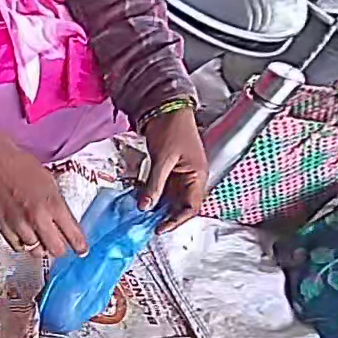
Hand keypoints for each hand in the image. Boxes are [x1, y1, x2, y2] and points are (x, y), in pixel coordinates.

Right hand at [0, 118, 86, 257]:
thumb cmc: (20, 167)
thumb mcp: (49, 182)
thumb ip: (58, 205)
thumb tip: (65, 222)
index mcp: (53, 204)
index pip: (72, 233)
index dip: (79, 245)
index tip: (81, 250)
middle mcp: (37, 217)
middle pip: (55, 249)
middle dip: (59, 248)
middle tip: (59, 244)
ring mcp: (19, 224)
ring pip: (36, 251)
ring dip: (40, 246)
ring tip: (40, 238)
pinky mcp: (4, 228)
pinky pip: (18, 246)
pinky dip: (23, 244)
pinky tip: (25, 235)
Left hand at [140, 106, 206, 232]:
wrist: (165, 108)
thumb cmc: (172, 129)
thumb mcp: (163, 159)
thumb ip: (155, 184)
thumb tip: (145, 206)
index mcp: (198, 176)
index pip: (192, 207)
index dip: (177, 220)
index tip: (160, 229)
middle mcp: (190, 178)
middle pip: (180, 206)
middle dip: (165, 216)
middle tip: (146, 225)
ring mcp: (178, 174)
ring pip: (169, 199)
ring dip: (156, 207)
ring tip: (141, 217)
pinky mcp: (167, 170)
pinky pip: (160, 188)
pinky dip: (151, 196)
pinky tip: (139, 201)